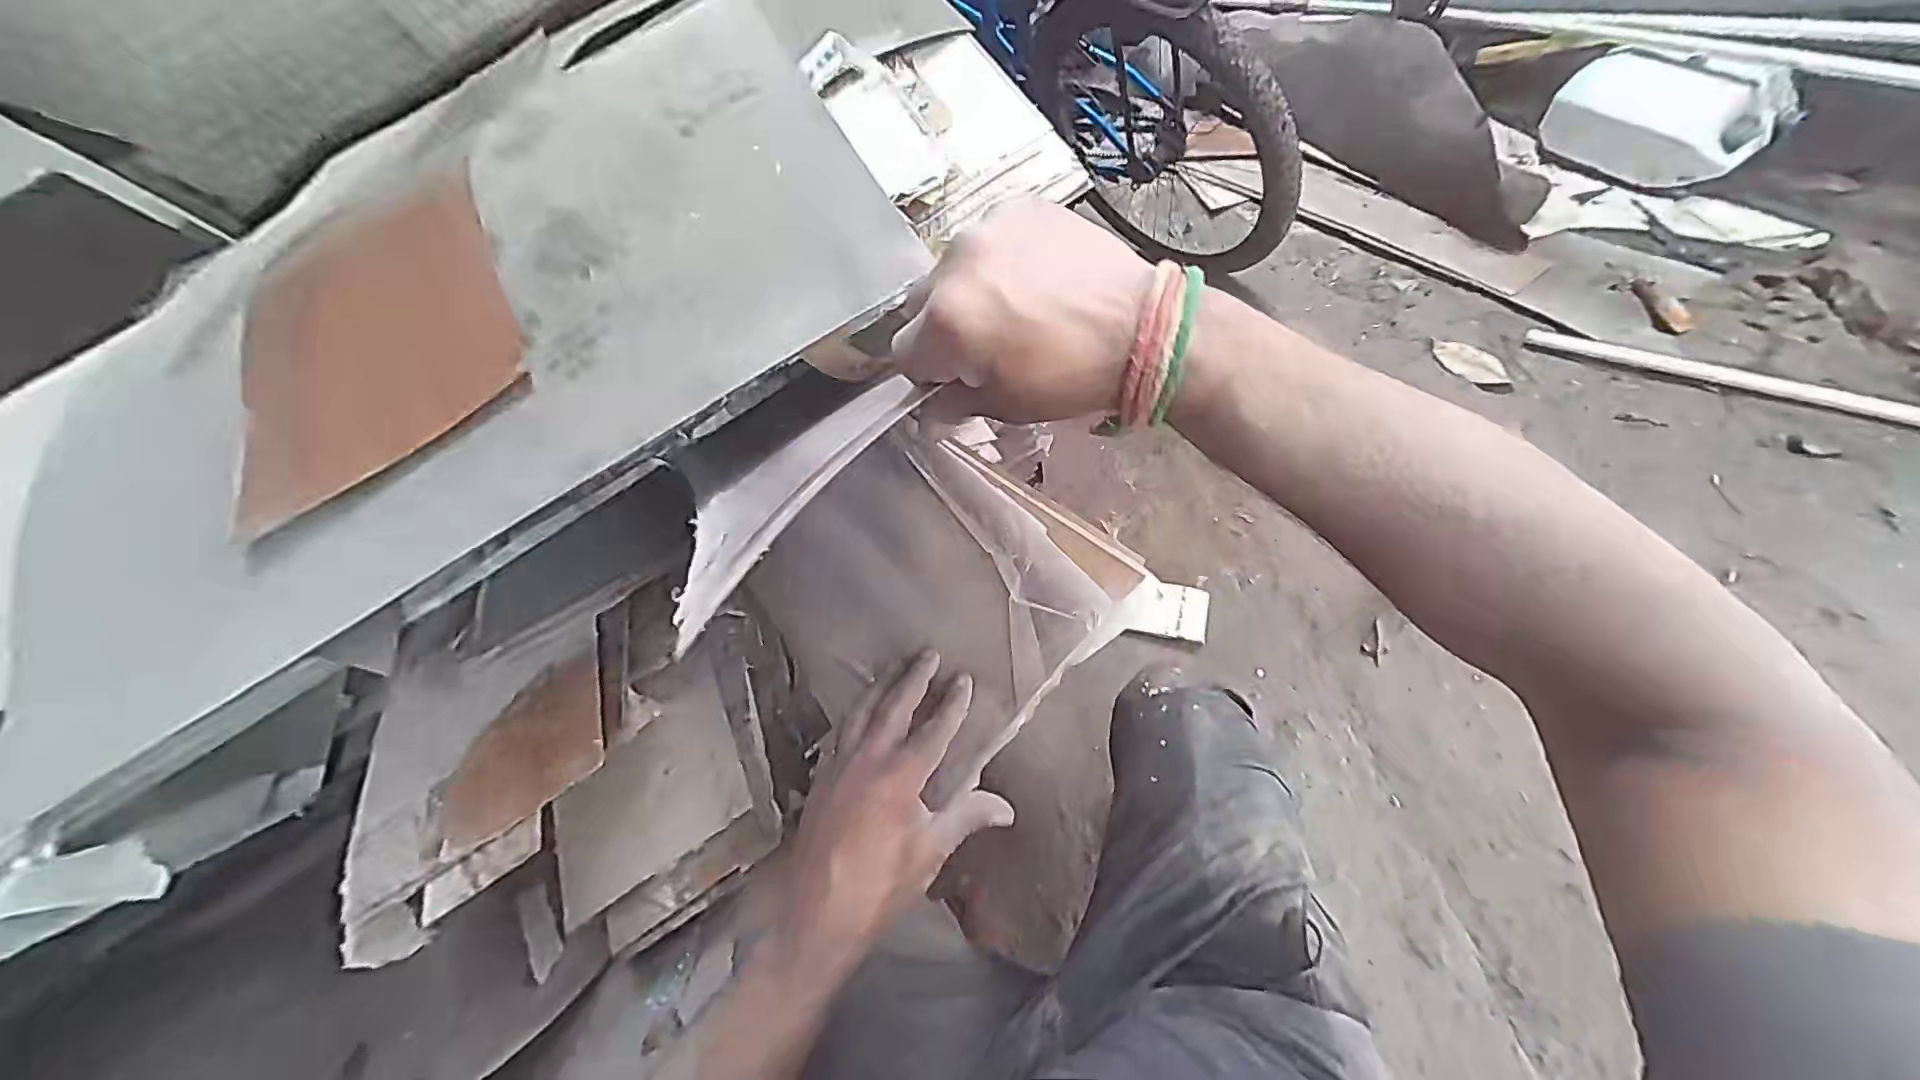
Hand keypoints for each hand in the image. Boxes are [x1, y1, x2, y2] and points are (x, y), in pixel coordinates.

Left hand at [770, 651, 1014, 977]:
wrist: (815, 914)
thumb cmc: (880, 886)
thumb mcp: (930, 852)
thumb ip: (966, 818)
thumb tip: (1006, 807)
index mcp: (900, 776)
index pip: (934, 729)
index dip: (951, 703)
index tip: (963, 679)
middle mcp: (867, 760)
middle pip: (893, 707)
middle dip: (913, 678)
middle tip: (926, 654)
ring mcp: (839, 765)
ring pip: (860, 712)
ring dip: (880, 687)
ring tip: (893, 668)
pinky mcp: (821, 778)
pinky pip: (840, 732)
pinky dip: (854, 713)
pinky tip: (858, 712)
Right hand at [891, 199, 1152, 421]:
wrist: (1144, 328)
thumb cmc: (1072, 376)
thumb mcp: (1007, 405)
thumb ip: (955, 405)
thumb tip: (930, 412)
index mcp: (946, 322)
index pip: (903, 352)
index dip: (929, 372)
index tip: (957, 378)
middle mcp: (954, 265)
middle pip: (920, 305)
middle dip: (943, 328)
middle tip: (986, 343)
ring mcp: (988, 228)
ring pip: (952, 269)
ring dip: (968, 290)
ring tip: (1016, 306)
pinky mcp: (1020, 207)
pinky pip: (989, 239)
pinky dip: (1000, 261)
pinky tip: (1035, 279)